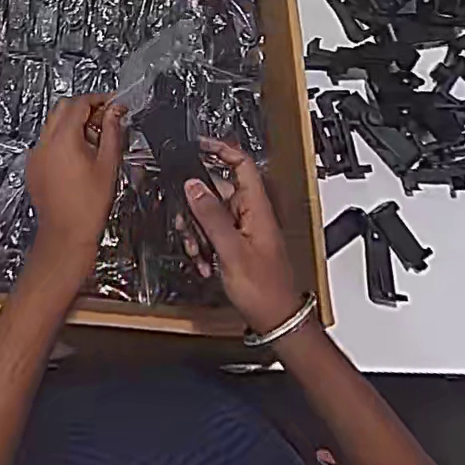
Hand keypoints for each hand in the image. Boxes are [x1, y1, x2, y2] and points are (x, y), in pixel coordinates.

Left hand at [26, 93, 126, 281]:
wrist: (65, 235)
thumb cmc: (89, 204)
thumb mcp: (108, 163)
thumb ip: (112, 131)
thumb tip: (115, 110)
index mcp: (63, 139)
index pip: (79, 103)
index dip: (98, 100)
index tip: (113, 105)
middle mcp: (45, 143)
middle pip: (63, 108)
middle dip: (85, 108)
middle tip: (105, 119)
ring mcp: (36, 155)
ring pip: (53, 123)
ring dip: (73, 122)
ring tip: (94, 139)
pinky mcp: (33, 167)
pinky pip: (47, 141)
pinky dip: (62, 138)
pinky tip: (79, 155)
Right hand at [181, 137, 304, 335]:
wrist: (277, 321)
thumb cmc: (265, 290)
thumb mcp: (231, 250)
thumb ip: (210, 216)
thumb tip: (194, 185)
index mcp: (255, 206)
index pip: (241, 162)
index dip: (221, 149)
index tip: (199, 144)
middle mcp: (250, 212)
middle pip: (216, 190)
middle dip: (196, 206)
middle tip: (187, 224)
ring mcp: (244, 227)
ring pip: (210, 213)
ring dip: (197, 231)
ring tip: (197, 250)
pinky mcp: (238, 242)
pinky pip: (213, 232)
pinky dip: (203, 244)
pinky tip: (203, 261)